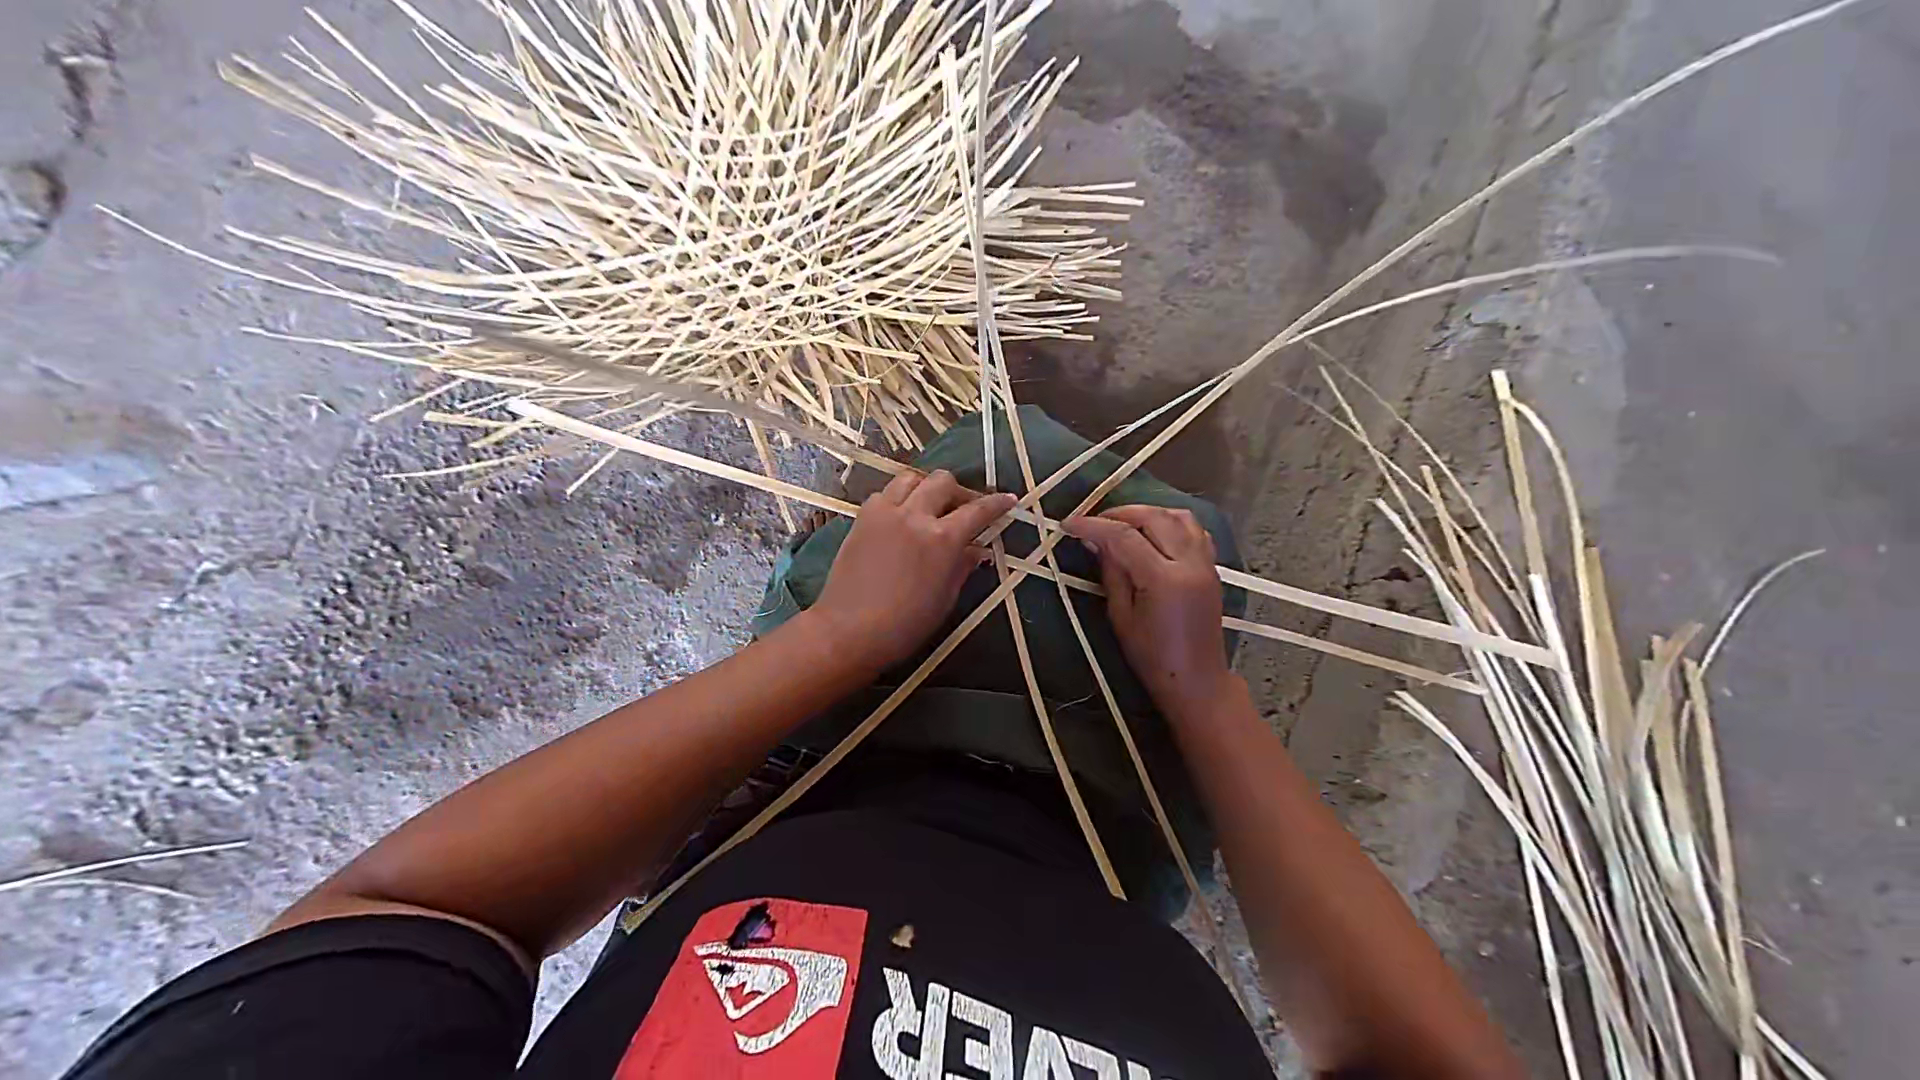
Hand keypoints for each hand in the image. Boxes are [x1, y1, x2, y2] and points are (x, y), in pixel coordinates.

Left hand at [807, 470, 1015, 670]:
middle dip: (960, 491)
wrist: (849, 630)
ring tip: (931, 505)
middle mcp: (915, 516)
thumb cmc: (905, 625)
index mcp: (942, 539)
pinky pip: (884, 494)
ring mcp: (885, 513)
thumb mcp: (945, 599)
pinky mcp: (862, 518)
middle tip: (965, 509)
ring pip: (911, 478)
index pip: (978, 510)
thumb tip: (977, 550)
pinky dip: (898, 498)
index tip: (1008, 500)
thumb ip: (963, 568)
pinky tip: (901, 516)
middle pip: (943, 482)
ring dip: (927, 487)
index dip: (997, 504)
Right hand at [1062, 506, 1237, 715]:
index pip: (1123, 537)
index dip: (1093, 526)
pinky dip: (1171, 522)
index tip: (1068, 524)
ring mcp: (1205, 563)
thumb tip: (1097, 542)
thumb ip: (1111, 573)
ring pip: (1178, 516)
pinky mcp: (1211, 567)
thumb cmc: (1152, 657)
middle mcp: (1189, 563)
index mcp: (1164, 580)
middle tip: (1093, 522)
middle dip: (1119, 513)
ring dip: (1147, 513)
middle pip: (1153, 517)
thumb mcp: (1120, 616)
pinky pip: (1194, 530)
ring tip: (1122, 523)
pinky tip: (1153, 533)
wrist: (1196, 680)